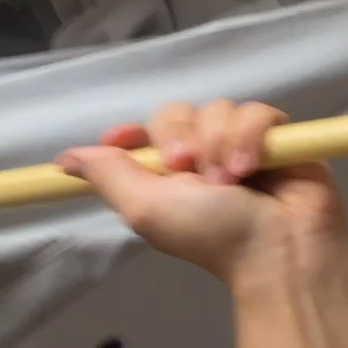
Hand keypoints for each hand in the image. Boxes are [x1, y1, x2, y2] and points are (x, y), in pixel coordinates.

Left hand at [58, 100, 347, 292]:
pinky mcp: (277, 133)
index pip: (144, 133)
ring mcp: (240, 140)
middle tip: (188, 168)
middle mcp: (201, 152)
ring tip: (234, 176)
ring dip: (222, 142)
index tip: (122, 139)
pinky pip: (259, 111)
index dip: (134, 131)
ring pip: (223, 109)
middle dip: (183, 137)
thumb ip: (112, 176)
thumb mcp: (148, 209)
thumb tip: (67, 157)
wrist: (280, 239)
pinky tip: (256, 163)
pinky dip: (253, 135)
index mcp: (166, 173)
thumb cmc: (210, 232)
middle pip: (181, 112)